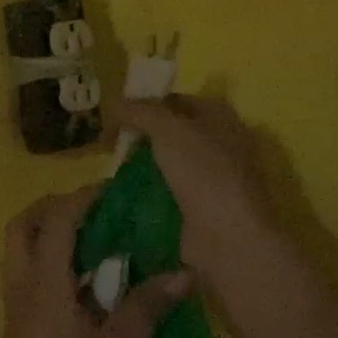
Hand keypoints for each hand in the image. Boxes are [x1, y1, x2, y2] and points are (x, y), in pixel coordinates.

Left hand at [0, 186, 189, 337]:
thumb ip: (145, 308)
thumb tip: (180, 271)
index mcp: (42, 283)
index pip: (57, 219)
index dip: (85, 198)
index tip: (120, 190)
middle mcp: (22, 286)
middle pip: (25, 226)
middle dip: (58, 208)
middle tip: (101, 213)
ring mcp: (17, 309)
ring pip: (25, 252)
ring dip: (56, 237)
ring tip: (105, 245)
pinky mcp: (21, 331)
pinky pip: (33, 279)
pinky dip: (58, 267)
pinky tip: (95, 288)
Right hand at [106, 95, 277, 274]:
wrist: (227, 236)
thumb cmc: (203, 172)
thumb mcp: (168, 129)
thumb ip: (140, 111)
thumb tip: (114, 105)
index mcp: (219, 118)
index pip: (177, 100)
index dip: (147, 103)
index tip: (117, 114)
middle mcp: (219, 145)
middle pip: (171, 133)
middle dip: (140, 137)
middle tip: (110, 144)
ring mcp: (210, 180)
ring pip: (166, 165)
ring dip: (139, 168)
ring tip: (109, 171)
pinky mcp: (199, 210)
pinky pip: (164, 194)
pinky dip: (143, 194)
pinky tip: (120, 196)